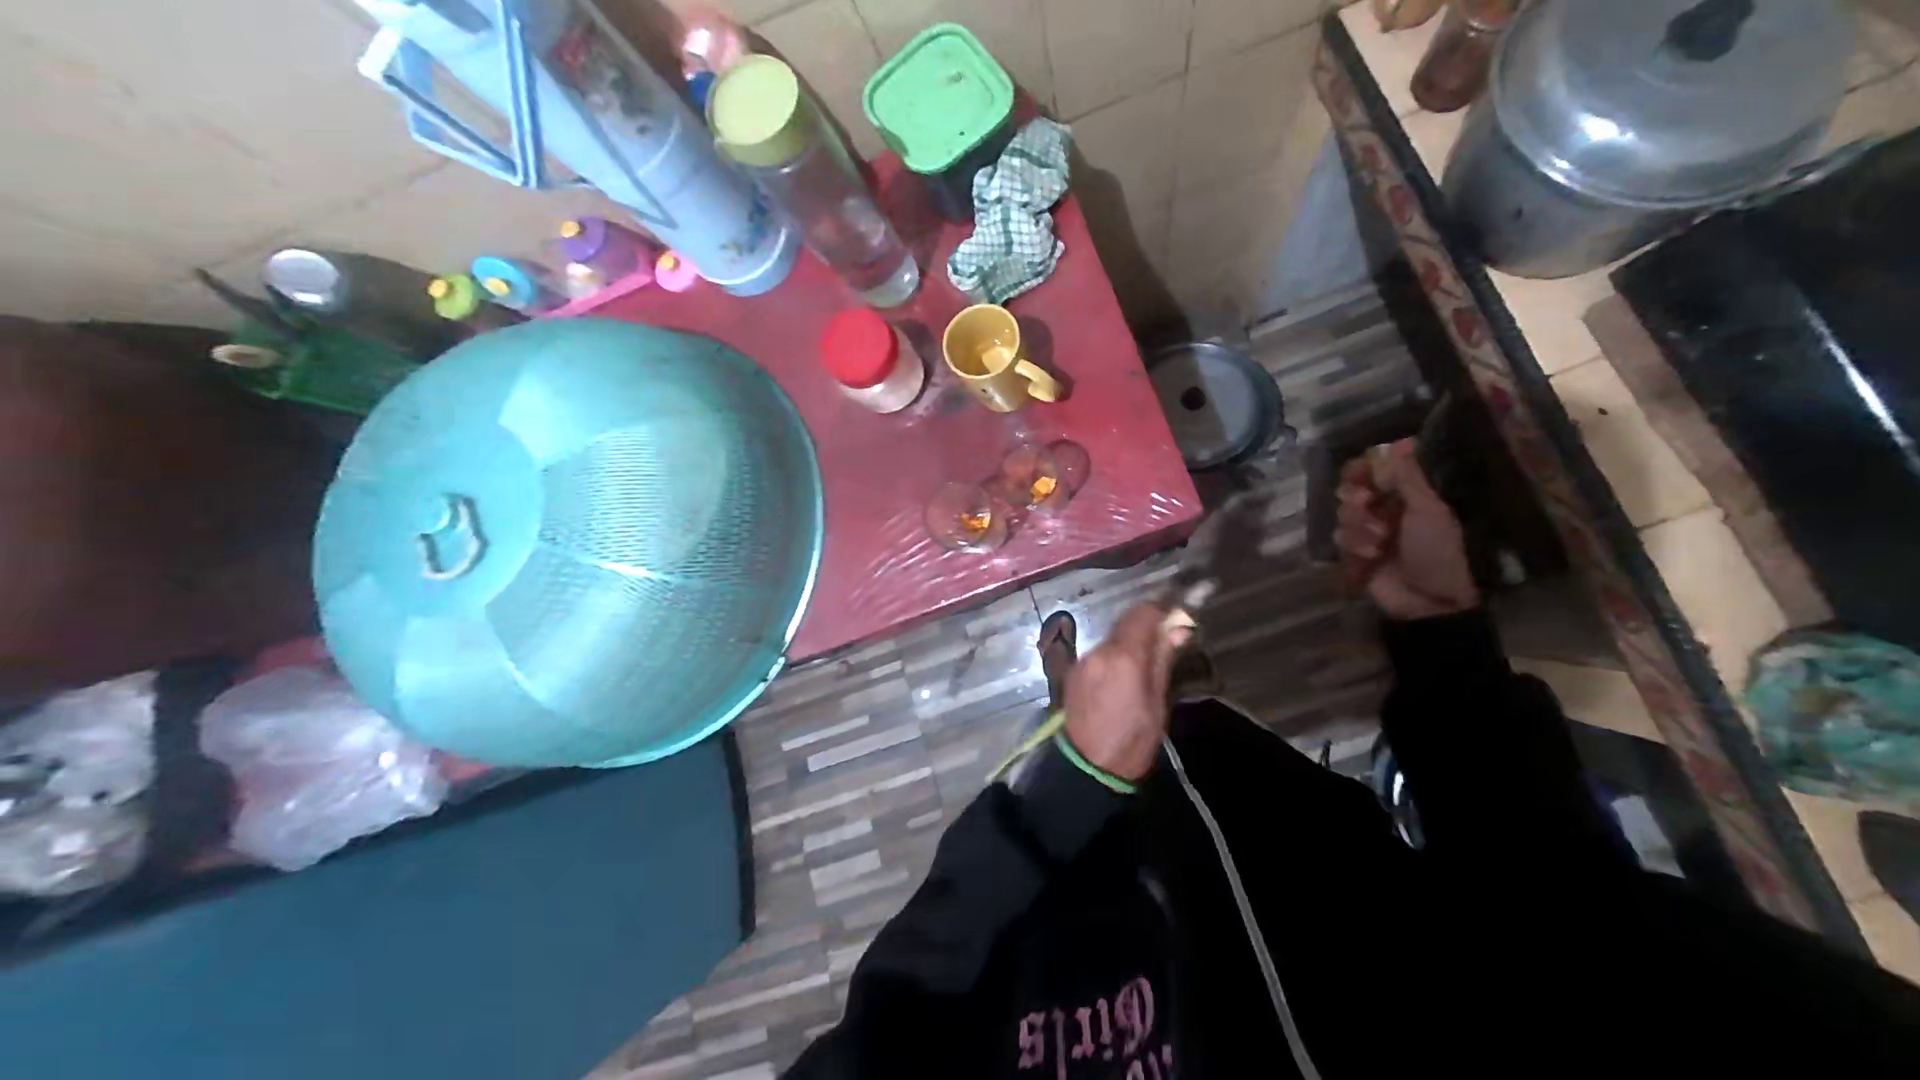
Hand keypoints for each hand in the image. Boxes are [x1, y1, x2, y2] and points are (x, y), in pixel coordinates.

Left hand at [1063, 603, 1186, 780]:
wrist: (1086, 769)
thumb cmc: (1132, 742)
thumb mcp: (1157, 703)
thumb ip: (1163, 659)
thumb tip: (1178, 628)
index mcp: (1123, 657)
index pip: (1143, 612)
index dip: (1163, 609)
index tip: (1180, 617)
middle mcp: (1099, 651)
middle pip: (1126, 623)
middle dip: (1148, 626)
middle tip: (1171, 640)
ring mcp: (1083, 660)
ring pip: (1113, 638)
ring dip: (1131, 641)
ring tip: (1150, 663)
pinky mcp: (1074, 672)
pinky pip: (1100, 653)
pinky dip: (1116, 655)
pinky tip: (1126, 675)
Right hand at [1336, 439, 1479, 620]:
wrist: (1438, 601)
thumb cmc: (1442, 549)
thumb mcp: (1429, 508)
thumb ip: (1407, 475)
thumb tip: (1400, 440)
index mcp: (1408, 493)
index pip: (1373, 469)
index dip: (1361, 469)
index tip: (1362, 473)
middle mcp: (1387, 508)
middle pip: (1351, 489)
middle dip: (1354, 497)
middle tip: (1365, 504)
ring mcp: (1370, 532)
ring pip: (1342, 515)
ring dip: (1357, 525)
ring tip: (1378, 540)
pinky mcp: (1356, 556)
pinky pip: (1339, 540)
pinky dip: (1353, 546)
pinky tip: (1371, 556)